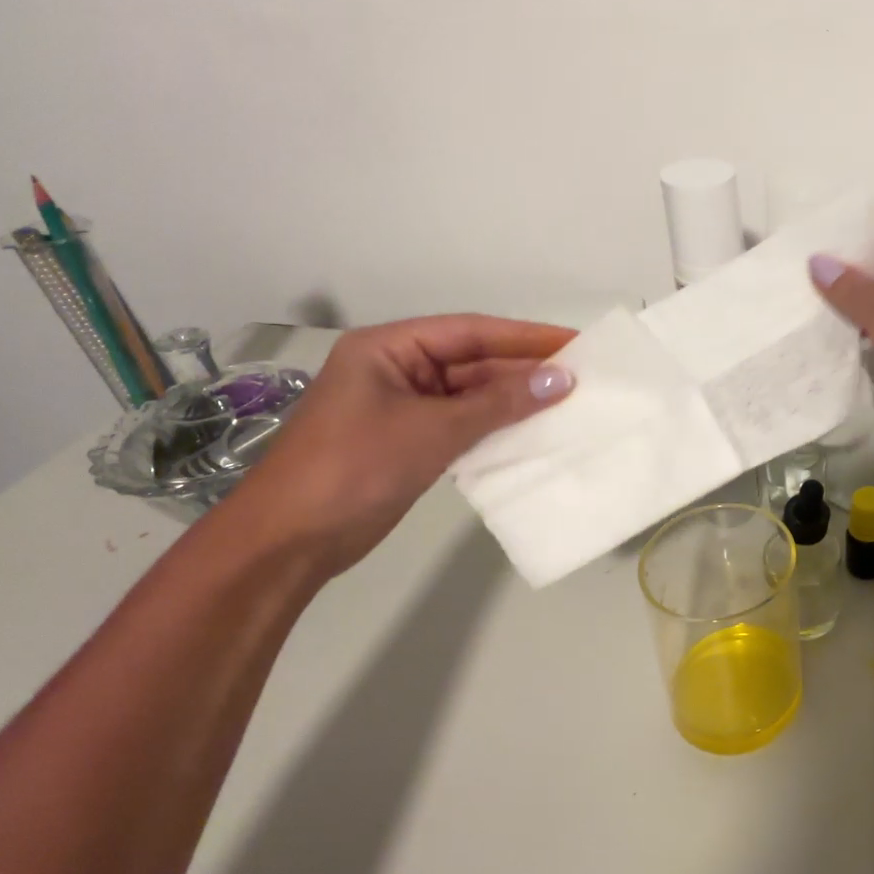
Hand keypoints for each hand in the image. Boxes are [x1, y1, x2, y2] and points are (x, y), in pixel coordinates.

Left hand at [218, 314, 577, 579]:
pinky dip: (498, 427)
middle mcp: (397, 370)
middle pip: (473, 361)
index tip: (576, 344)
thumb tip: (563, 380)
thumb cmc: (353, 469)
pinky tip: (536, 432)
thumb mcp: (433, 429)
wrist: (289, 541)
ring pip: (472, 395)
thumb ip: (500, 403)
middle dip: (525, 370)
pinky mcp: (410, 442)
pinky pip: (464, 424)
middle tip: (584, 376)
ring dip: (516, 401)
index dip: (526, 337)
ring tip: (571, 402)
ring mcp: (403, 408)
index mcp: (388, 349)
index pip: (471, 332)